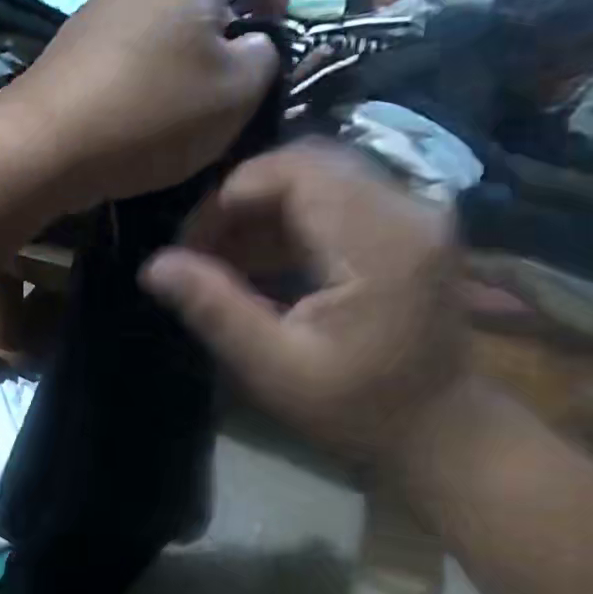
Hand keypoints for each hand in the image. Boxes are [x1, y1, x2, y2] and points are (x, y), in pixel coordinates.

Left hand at [0, 0, 287, 207]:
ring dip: (186, 53)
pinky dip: (147, 73)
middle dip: (227, 20)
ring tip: (186, 108)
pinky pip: (128, 47)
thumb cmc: (149, 111)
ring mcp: (99, 11)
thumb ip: (264, 58)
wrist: (41, 146)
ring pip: (162, 17)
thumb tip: (253, 46)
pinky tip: (141, 119)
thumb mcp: (236, 94)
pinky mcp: (73, 48)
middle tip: (230, 79)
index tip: (269, 18)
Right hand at [140, 143, 468, 467]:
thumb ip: (215, 309)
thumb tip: (154, 266)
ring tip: (219, 257)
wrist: (439, 429)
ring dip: (259, 208)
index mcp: (380, 243)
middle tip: (200, 248)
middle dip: (240, 198)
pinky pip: (333, 194)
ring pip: (316, 175)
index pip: (295, 171)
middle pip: (305, 164)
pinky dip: (285, 219)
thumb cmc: (357, 409)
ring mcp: (411, 213)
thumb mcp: (273, 368)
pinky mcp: (404, 224)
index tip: (192, 243)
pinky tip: (255, 258)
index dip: (230, 194)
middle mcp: (405, 210)